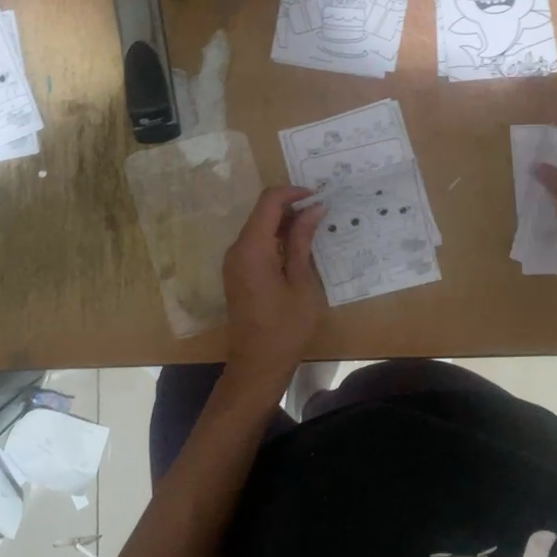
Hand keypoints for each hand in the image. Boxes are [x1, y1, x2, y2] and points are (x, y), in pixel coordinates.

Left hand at [222, 187, 326, 378]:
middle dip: (291, 206)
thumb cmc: (286, 327)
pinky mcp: (237, 273)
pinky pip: (255, 244)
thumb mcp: (302, 282)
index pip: (269, 201)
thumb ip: (304, 241)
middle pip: (262, 212)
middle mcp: (237, 249)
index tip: (319, 195)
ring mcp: (233, 262)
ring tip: (316, 229)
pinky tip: (299, 248)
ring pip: (259, 227)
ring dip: (285, 223)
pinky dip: (276, 239)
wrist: (258, 364)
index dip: (293, 192)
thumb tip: (314, 208)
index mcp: (252, 248)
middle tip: (322, 211)